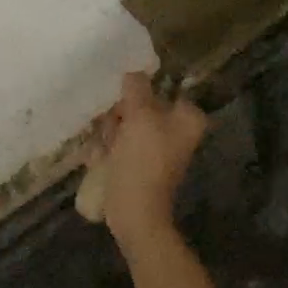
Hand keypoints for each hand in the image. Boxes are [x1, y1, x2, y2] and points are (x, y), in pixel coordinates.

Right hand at [101, 73, 207, 243]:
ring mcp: (157, 149)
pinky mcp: (140, 165)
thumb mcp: (140, 116)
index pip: (163, 89)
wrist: (135, 214)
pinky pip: (121, 145)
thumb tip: (133, 73)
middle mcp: (177, 131)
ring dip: (110, 133)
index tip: (122, 97)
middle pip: (142, 106)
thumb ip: (136, 88)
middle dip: (120, 116)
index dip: (139, 91)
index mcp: (187, 118)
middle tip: (112, 128)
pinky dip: (108, 150)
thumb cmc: (143, 161)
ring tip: (105, 148)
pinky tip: (100, 158)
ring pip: (127, 125)